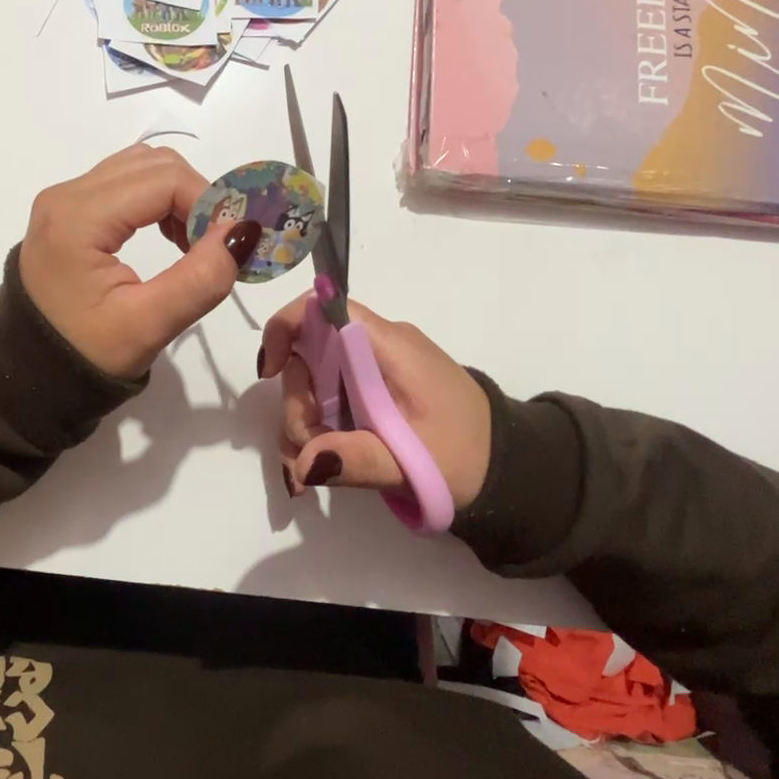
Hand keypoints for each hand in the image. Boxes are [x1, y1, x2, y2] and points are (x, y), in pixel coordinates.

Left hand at [21, 144, 261, 377]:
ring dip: (179, 197)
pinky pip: (126, 184)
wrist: (27, 371)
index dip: (209, 205)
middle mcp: (67, 195)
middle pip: (154, 165)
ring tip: (194, 245)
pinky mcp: (70, 210)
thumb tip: (244, 232)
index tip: (232, 247)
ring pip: (142, 168)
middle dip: (197, 198)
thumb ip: (198, 279)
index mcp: (78, 217)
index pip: (164, 180)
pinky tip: (171, 238)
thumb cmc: (84, 354)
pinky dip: (158, 201)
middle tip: (215, 248)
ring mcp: (65, 199)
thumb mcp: (146, 327)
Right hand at [257, 298, 491, 509]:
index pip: (324, 307)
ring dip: (302, 424)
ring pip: (311, 381)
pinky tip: (317, 465)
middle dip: (297, 405)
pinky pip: (327, 397)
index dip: (286, 328)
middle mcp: (374, 348)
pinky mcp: (369, 390)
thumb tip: (303, 464)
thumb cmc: (466, 456)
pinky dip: (315, 430)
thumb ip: (356, 461)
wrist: (508, 467)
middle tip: (312, 453)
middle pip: (308, 355)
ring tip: (313, 470)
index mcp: (387, 347)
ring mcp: (370, 369)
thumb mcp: (411, 465)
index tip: (270, 373)